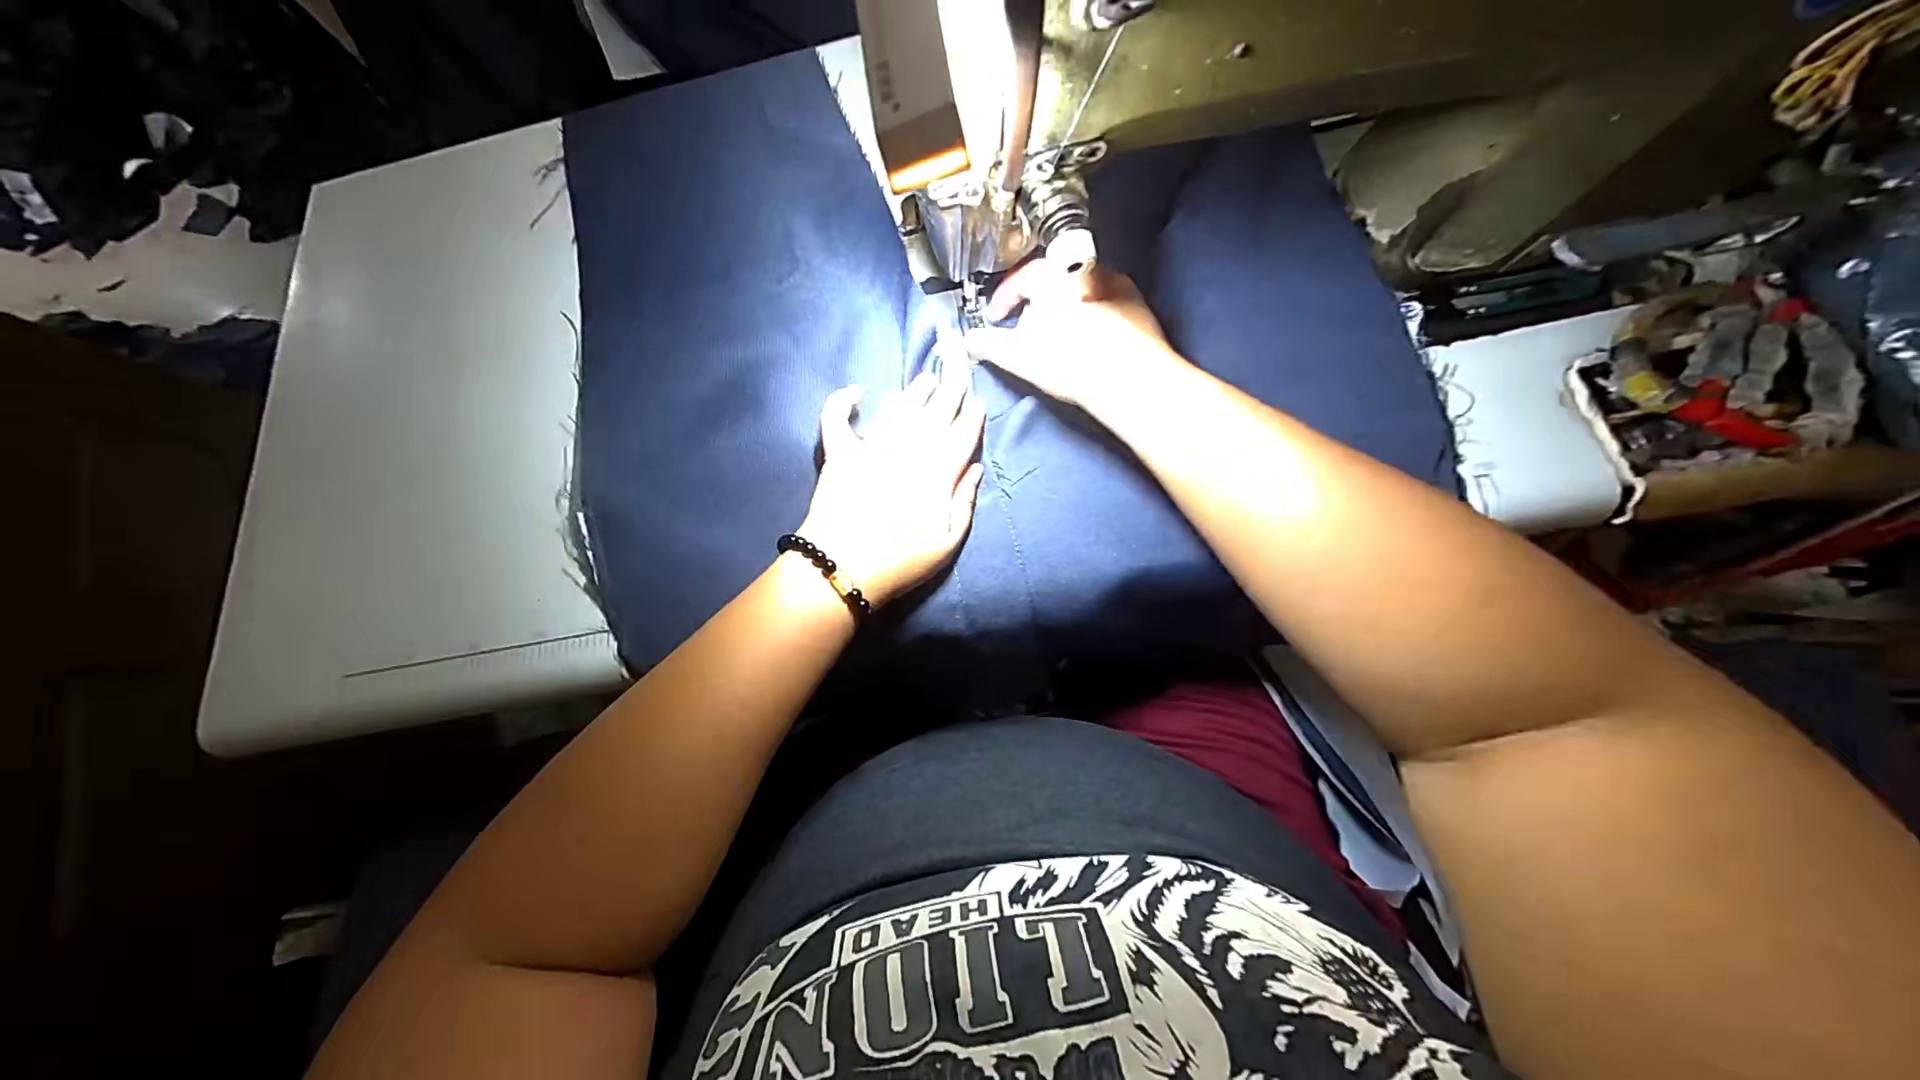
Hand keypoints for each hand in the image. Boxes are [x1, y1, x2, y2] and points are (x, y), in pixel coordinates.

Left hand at [795, 371, 985, 605]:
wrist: (842, 567)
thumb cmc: (902, 561)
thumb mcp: (948, 541)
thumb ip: (964, 501)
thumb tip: (975, 468)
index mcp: (938, 471)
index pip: (962, 433)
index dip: (973, 414)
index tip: (979, 399)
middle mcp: (909, 448)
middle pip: (936, 411)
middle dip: (951, 388)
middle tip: (959, 369)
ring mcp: (872, 447)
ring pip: (898, 407)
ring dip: (915, 390)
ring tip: (926, 377)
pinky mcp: (840, 452)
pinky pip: (837, 418)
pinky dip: (843, 401)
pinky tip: (857, 391)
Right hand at [967, 260, 1179, 407]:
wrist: (1129, 379)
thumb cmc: (1070, 362)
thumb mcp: (1019, 357)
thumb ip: (991, 344)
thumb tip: (972, 340)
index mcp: (1051, 275)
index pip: (1018, 278)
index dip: (1003, 299)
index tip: (996, 317)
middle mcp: (1083, 269)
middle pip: (1050, 282)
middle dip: (1036, 303)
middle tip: (1026, 329)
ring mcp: (1114, 283)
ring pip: (1079, 290)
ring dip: (1065, 308)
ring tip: (1059, 337)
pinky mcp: (1137, 302)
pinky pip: (1105, 303)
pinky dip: (1093, 315)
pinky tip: (1090, 341)